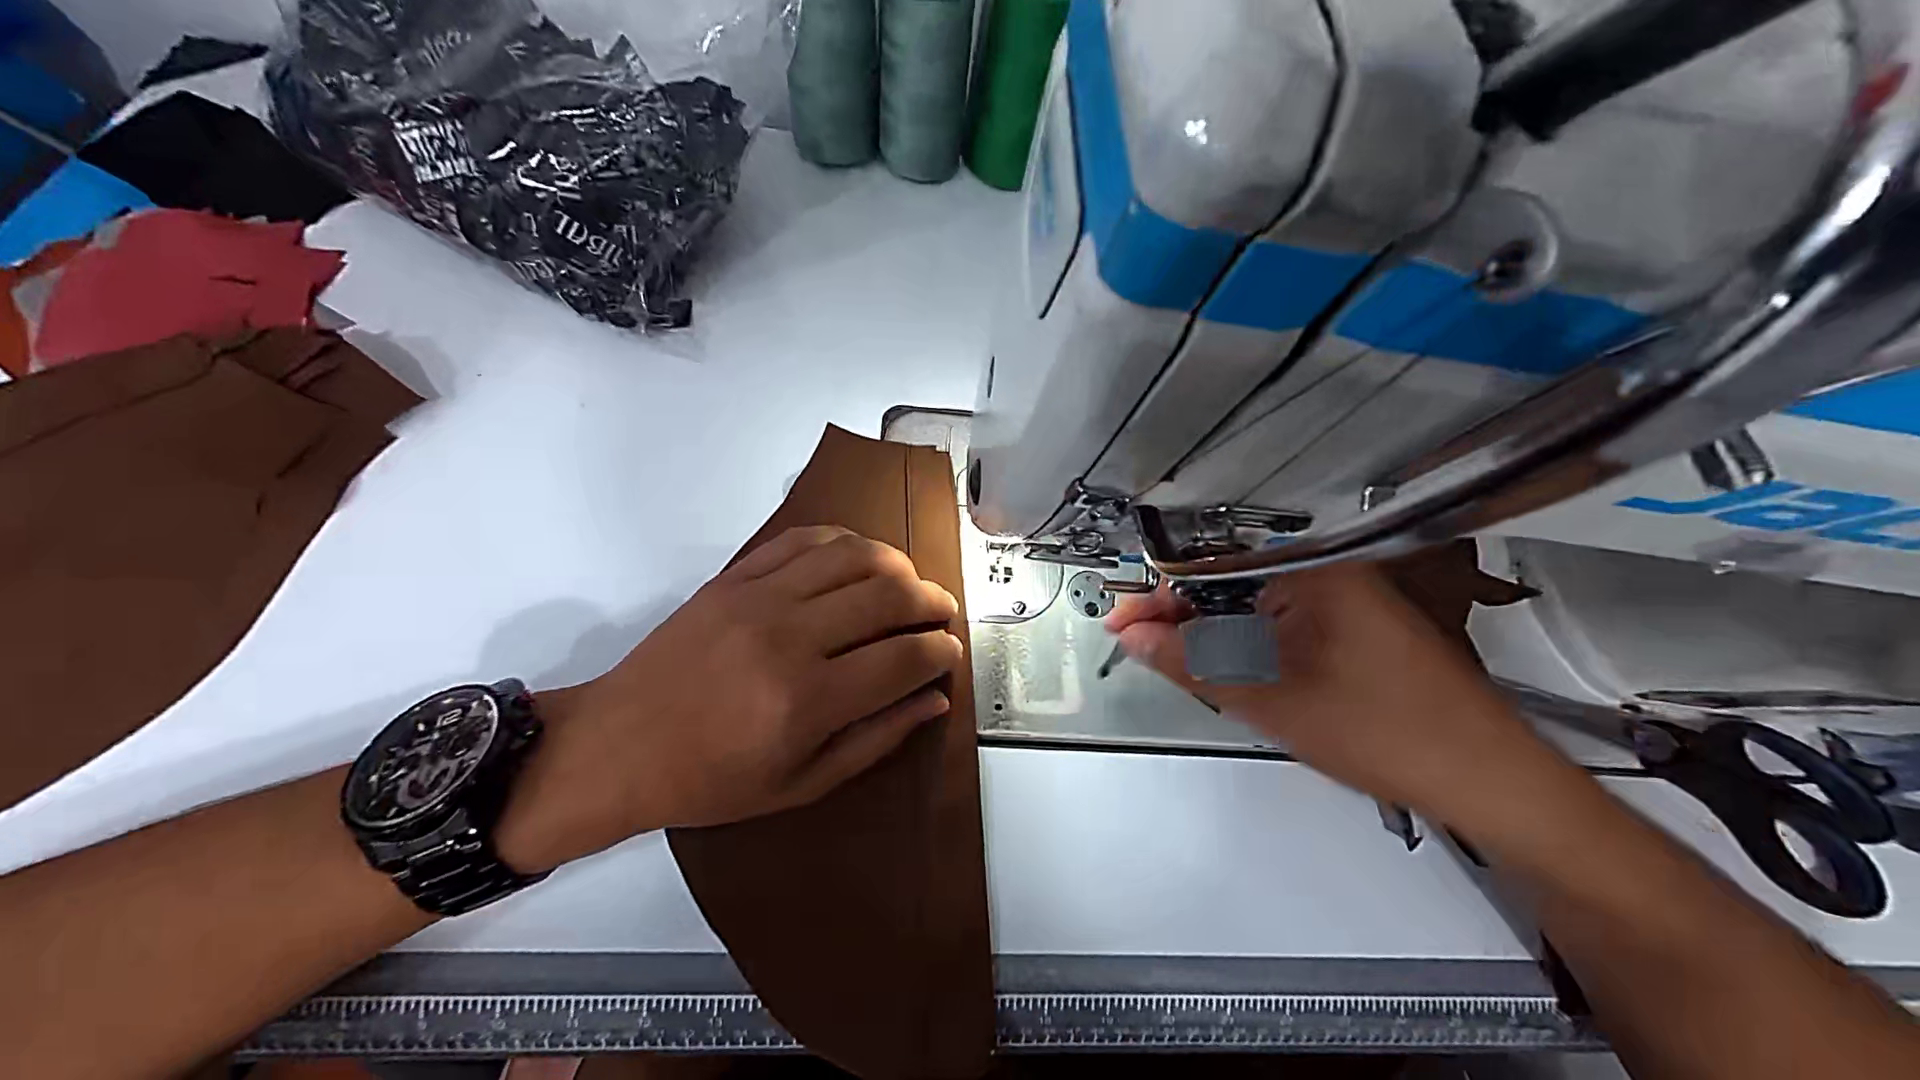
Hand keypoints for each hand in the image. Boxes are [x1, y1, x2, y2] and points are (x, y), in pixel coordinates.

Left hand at [496, 527, 965, 872]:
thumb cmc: (710, 780)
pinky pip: (803, 539)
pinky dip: (843, 541)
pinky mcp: (734, 577)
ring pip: (853, 555)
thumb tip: (933, 699)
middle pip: (889, 595)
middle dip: (932, 600)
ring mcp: (758, 597)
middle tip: (942, 612)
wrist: (618, 746)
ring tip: (908, 583)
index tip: (950, 653)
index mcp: (807, 700)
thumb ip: (875, 739)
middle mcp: (789, 637)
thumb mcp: (801, 784)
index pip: (904, 658)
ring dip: (896, 564)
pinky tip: (858, 559)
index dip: (941, 651)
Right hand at [1106, 562, 1570, 825]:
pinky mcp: (1353, 623)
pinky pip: (1281, 619)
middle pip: (1230, 581)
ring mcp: (1346, 596)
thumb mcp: (1268, 698)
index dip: (1161, 595)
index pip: (1212, 566)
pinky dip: (1248, 640)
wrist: (1488, 781)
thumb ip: (1191, 661)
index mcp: (1315, 569)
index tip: (1128, 621)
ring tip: (1177, 658)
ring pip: (1254, 603)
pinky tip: (1227, 663)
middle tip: (1143, 643)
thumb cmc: (1392, 734)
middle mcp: (1332, 571)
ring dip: (1213, 630)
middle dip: (1182, 614)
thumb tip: (1135, 637)